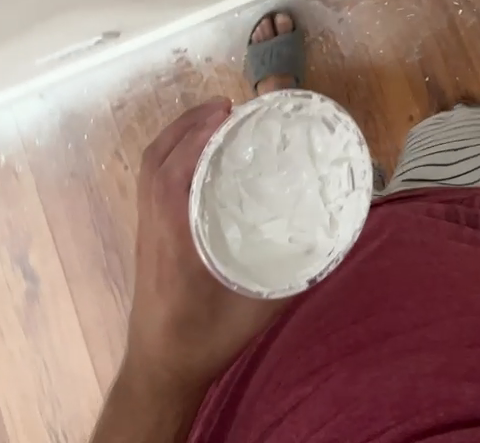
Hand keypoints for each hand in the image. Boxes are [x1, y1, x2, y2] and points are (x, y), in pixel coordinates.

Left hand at [121, 98, 290, 392]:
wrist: (160, 371)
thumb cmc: (205, 341)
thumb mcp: (259, 310)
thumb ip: (295, 275)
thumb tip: (334, 240)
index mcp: (173, 239)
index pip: (172, 174)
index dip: (195, 137)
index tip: (226, 113)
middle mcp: (153, 225)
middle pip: (156, 160)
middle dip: (188, 125)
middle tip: (227, 107)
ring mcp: (146, 228)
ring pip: (150, 168)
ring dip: (177, 135)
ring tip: (214, 119)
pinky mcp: (147, 233)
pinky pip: (151, 180)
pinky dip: (172, 153)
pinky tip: (199, 154)